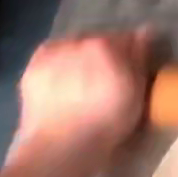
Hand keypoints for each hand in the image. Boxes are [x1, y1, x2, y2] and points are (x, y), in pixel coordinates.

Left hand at [11, 29, 152, 161]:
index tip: (130, 72)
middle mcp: (79, 40)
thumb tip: (144, 30)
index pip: (126, 38)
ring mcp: (53, 52)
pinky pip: (52, 56)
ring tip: (81, 84)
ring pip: (74, 47)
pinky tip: (61, 84)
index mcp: (108, 45)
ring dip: (80, 57)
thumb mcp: (136, 93)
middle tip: (106, 80)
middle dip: (104, 54)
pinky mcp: (33, 66)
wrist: (61, 146)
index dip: (130, 56)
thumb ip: (139, 58)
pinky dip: (59, 64)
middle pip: (99, 40)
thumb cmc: (108, 122)